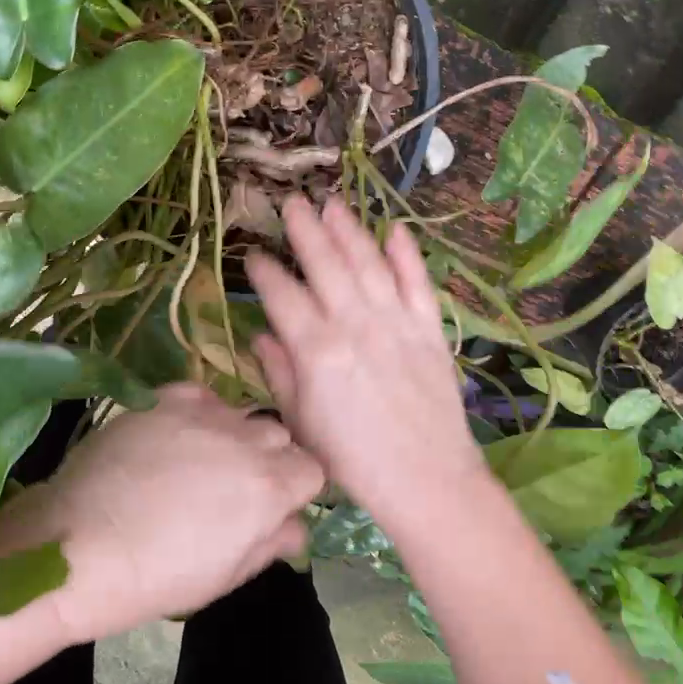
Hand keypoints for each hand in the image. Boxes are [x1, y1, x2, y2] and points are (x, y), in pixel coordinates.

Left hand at [0, 384, 324, 642]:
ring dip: (231, 435)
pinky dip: (196, 413)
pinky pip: (198, 395)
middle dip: (266, 459)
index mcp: (270, 488)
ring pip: (238, 413)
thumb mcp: (225, 576)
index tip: (269, 506)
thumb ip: (271, 544)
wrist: (79, 548)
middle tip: (230, 488)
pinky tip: (171, 439)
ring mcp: (200, 414)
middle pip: (278, 436)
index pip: (310, 470)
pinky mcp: (160, 399)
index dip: (292, 489)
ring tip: (197, 462)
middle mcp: (244, 440)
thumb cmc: (157, 579)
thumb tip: (294, 527)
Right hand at [245, 197, 491, 526]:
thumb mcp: (300, 421)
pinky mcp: (430, 331)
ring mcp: (396, 324)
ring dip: (349, 231)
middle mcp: (355, 326)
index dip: (264, 272)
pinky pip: (418, 283)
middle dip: (305, 230)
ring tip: (332, 204)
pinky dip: (407, 255)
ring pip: (368, 264)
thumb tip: (261, 337)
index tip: (253, 254)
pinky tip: (394, 230)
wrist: (425, 480)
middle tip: (291, 203)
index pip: (282, 296)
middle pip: (325, 265)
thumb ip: (279, 374)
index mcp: (316, 351)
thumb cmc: (351, 459)